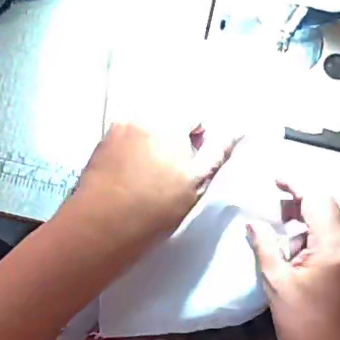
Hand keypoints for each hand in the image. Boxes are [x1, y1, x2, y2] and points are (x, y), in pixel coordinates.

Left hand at [63, 120, 237, 252]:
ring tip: (150, 175)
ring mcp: (116, 129)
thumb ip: (217, 152)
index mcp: (167, 123)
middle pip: (167, 117)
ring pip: (145, 128)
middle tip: (173, 170)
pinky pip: (124, 139)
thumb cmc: (155, 207)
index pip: (194, 113)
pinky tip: (130, 176)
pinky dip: (131, 151)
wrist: (102, 225)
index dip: (199, 135)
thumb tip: (239, 129)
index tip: (194, 158)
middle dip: (175, 137)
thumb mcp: (195, 182)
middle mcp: (139, 117)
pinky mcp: (100, 144)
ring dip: (152, 143)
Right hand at [247, 181, 339, 339]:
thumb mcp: (278, 287)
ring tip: (284, 243)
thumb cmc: (306, 333)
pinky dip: (324, 244)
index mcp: (338, 247)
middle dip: (303, 207)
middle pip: (333, 210)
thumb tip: (254, 223)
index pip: (318, 199)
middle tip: (273, 216)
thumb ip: (266, 248)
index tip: (274, 181)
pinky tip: (302, 262)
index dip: (295, 186)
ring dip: (313, 227)